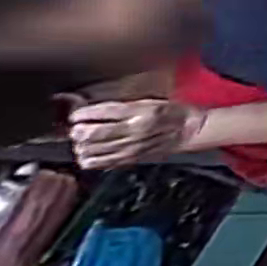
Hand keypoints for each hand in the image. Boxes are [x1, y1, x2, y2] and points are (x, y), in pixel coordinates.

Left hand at [67, 99, 205, 169]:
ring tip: (85, 140)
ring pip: (88, 150)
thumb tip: (89, 113)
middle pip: (91, 133)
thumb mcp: (152, 102)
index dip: (84, 113)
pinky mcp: (128, 159)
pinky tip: (92, 152)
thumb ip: (123, 108)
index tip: (77, 114)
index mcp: (144, 111)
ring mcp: (131, 147)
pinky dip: (86, 158)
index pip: (105, 112)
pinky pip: (95, 163)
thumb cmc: (171, 112)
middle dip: (77, 131)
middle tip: (78, 128)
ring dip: (81, 145)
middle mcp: (136, 130)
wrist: (189, 130)